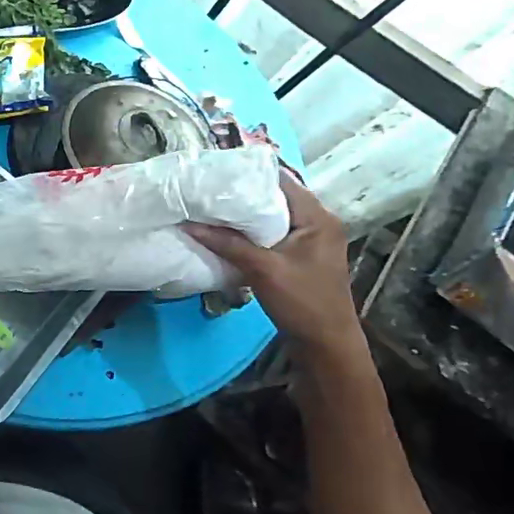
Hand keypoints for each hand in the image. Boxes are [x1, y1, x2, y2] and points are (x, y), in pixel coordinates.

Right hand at [182, 172, 362, 352]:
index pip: (281, 181)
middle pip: (275, 196)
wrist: (325, 343)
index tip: (215, 170)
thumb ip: (227, 243)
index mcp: (317, 218)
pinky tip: (225, 231)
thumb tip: (188, 223)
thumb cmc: (302, 302)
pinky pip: (271, 232)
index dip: (249, 173)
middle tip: (206, 187)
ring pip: (271, 215)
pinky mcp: (299, 254)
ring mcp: (309, 239)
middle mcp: (317, 222)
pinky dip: (249, 229)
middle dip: (241, 192)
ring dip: (243, 212)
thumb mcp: (262, 269)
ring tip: (209, 205)